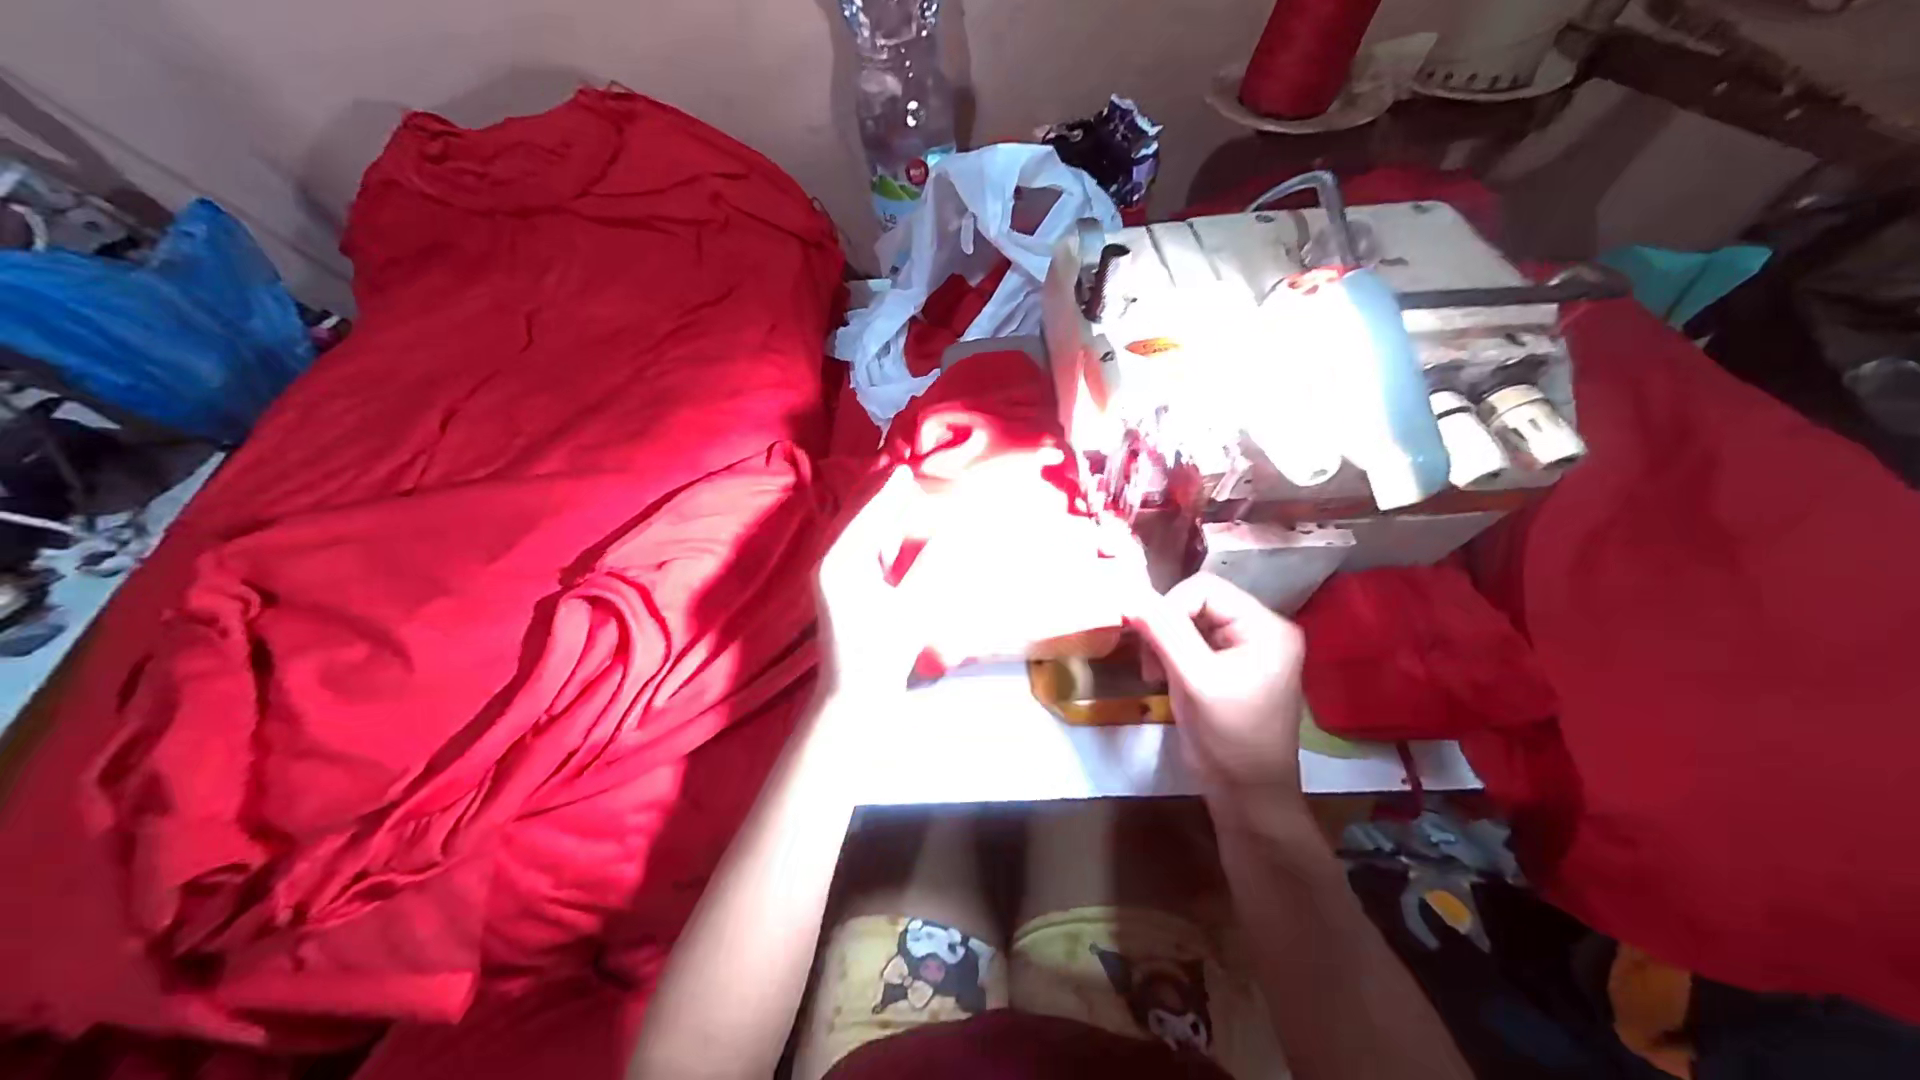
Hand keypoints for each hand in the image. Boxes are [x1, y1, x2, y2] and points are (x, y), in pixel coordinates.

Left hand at [815, 467, 927, 700]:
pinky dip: (884, 540)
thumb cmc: (881, 654)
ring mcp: (835, 576)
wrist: (855, 694)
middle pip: (861, 521)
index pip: (868, 519)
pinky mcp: (844, 588)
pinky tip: (901, 533)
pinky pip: (865, 553)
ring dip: (885, 519)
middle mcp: (831, 564)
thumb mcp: (911, 606)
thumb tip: (948, 528)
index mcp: (840, 564)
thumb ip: (929, 565)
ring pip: (863, 536)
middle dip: (885, 501)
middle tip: (908, 478)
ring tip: (907, 497)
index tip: (905, 470)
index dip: (888, 494)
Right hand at [1128, 573, 1308, 805]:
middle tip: (1149, 664)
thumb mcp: (1194, 681)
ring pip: (1191, 621)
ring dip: (1165, 642)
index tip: (1146, 642)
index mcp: (1267, 627)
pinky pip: (1194, 641)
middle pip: (1198, 602)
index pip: (1206, 589)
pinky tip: (1164, 677)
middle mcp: (1263, 629)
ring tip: (1155, 674)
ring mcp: (1248, 648)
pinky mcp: (1232, 664)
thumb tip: (1130, 599)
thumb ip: (1164, 634)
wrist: (1248, 795)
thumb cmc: (1228, 739)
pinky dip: (1172, 654)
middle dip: (1166, 628)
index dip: (1169, 607)